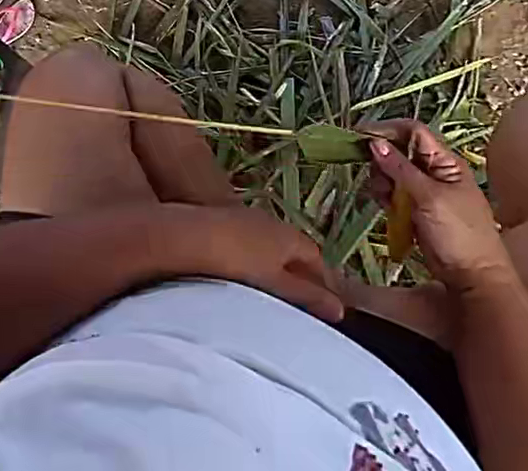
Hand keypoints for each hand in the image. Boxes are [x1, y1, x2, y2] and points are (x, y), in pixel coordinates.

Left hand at [158, 204, 343, 321]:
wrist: (189, 237)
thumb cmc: (239, 262)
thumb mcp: (276, 285)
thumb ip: (306, 297)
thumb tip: (338, 309)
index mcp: (288, 235)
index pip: (315, 256)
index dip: (323, 280)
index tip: (326, 304)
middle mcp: (268, 221)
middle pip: (291, 249)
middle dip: (298, 273)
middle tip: (300, 302)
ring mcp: (241, 218)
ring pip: (266, 245)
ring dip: (272, 265)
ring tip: (269, 293)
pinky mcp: (219, 222)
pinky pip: (244, 243)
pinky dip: (249, 260)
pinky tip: (238, 276)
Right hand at [364, 120, 514, 293]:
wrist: (473, 279)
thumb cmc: (458, 234)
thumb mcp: (429, 197)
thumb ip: (400, 168)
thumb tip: (374, 142)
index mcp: (445, 163)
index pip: (413, 132)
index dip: (387, 130)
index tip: (360, 136)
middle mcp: (434, 171)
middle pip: (398, 150)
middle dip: (382, 160)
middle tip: (377, 179)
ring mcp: (424, 190)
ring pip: (391, 171)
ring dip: (382, 181)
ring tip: (384, 199)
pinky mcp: (415, 208)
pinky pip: (392, 192)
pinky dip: (384, 196)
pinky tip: (386, 207)